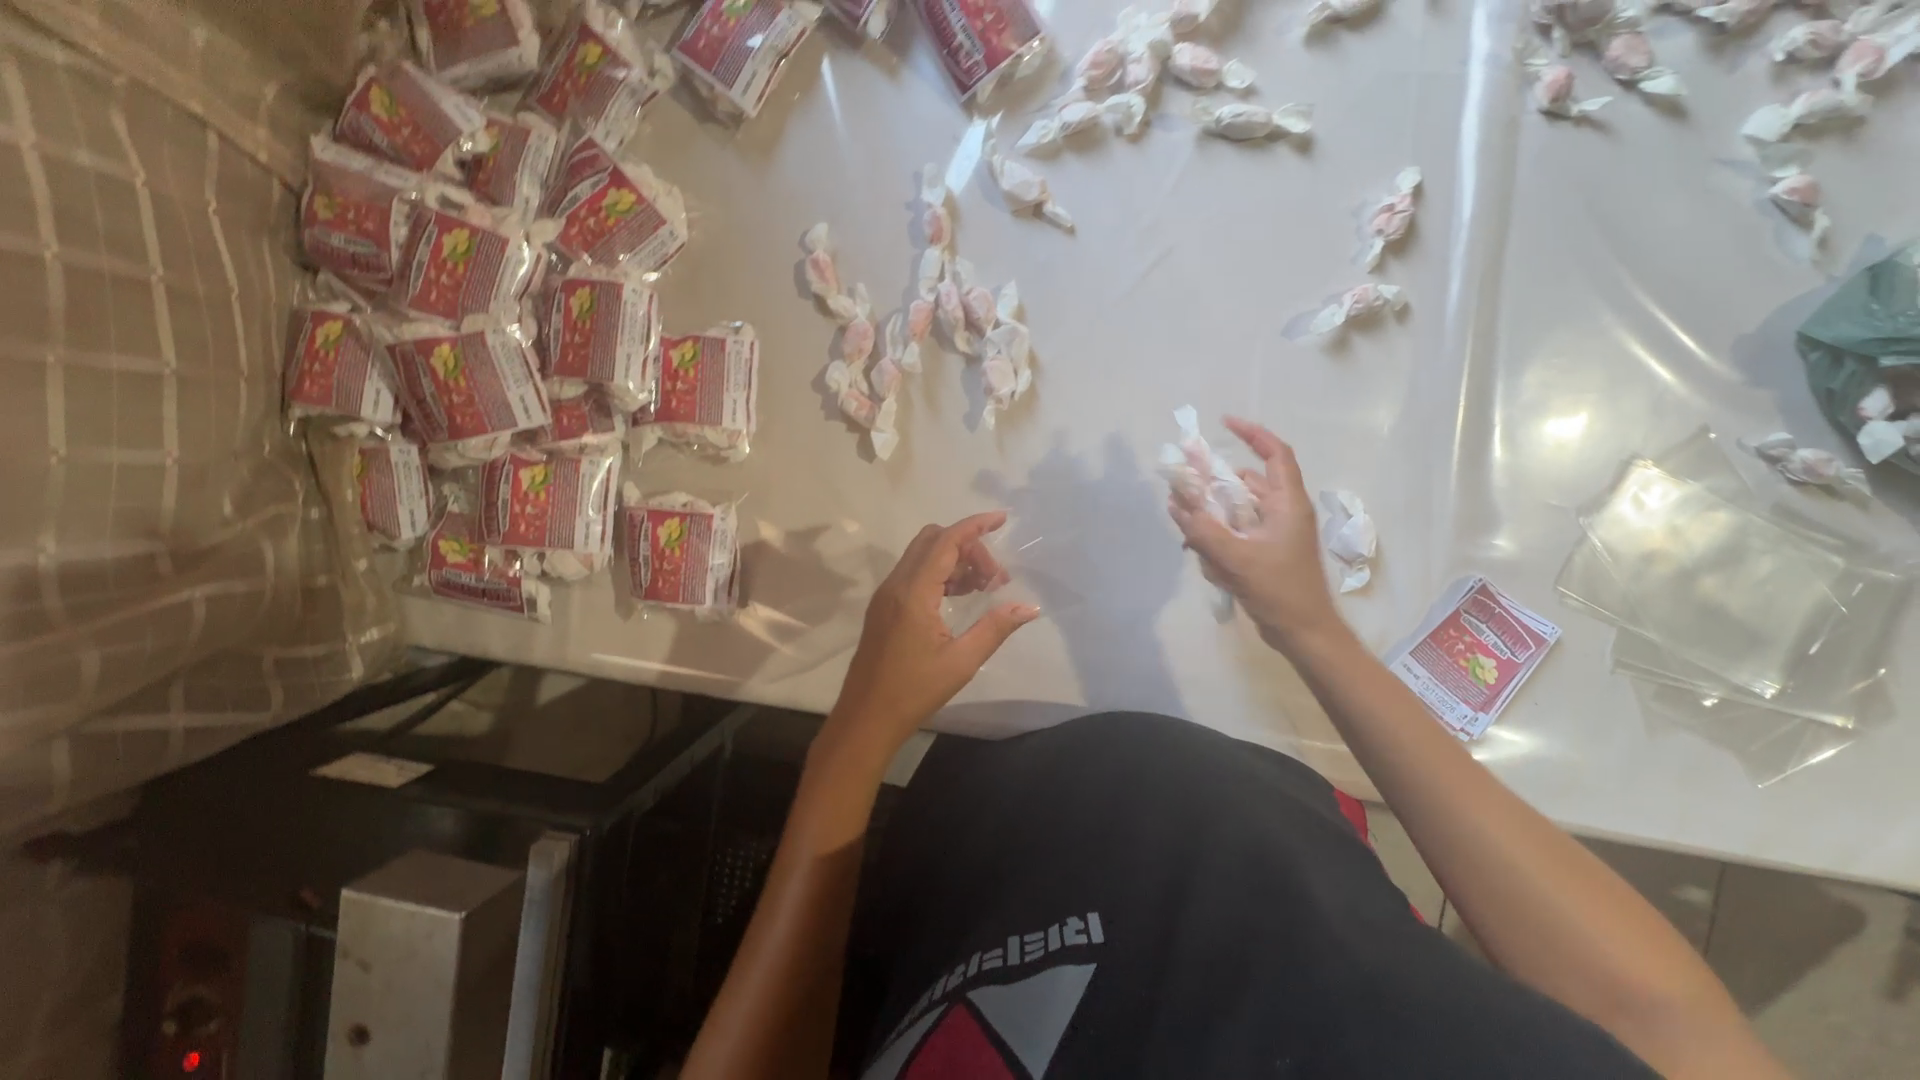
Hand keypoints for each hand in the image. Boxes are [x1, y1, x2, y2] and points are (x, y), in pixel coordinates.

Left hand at [822, 512, 1038, 766]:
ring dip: (954, 561)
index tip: (1001, 519)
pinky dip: (938, 574)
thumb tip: (1028, 607)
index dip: (975, 526)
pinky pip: (913, 574)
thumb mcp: (962, 661)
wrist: (866, 717)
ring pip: (922, 556)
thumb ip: (995, 628)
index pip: (946, 542)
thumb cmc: (914, 691)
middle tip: (995, 578)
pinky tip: (958, 598)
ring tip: (983, 589)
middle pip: (933, 541)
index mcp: (914, 593)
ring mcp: (886, 596)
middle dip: (968, 547)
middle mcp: (896, 585)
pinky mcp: (883, 608)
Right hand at [1167, 417, 1347, 655]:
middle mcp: (1283, 513)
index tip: (1224, 423)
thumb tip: (1177, 504)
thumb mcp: (1236, 558)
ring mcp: (1274, 534)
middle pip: (1246, 483)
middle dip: (1214, 485)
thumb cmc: (1279, 590)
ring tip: (1189, 529)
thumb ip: (1203, 530)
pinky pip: (1236, 536)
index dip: (1252, 433)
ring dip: (1213, 520)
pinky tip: (1206, 561)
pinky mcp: (1266, 553)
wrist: (1303, 632)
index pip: (1275, 454)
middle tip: (1184, 483)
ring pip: (1236, 512)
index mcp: (1287, 504)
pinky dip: (1219, 542)